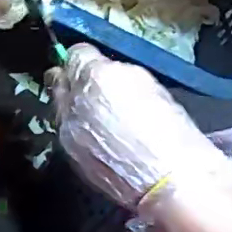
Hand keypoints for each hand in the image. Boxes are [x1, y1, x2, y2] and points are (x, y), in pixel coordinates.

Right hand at [49, 44, 231, 214]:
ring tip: (117, 134)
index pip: (76, 52)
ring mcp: (151, 84)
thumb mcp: (71, 135)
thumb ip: (62, 100)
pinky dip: (136, 113)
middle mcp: (125, 69)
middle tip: (89, 121)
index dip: (69, 72)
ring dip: (115, 102)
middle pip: (102, 70)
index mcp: (95, 72)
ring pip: (122, 86)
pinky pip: (142, 100)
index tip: (66, 95)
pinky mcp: (170, 100)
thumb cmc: (113, 159)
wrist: (174, 179)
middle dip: (93, 89)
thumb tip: (57, 78)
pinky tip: (137, 138)